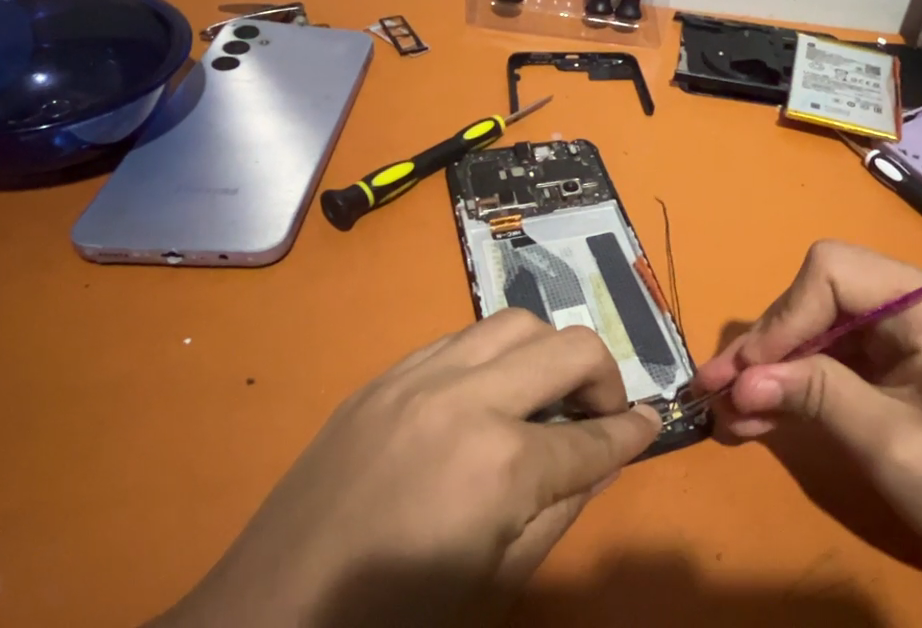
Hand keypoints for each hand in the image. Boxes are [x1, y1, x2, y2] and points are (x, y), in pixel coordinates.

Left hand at [156, 310, 660, 626]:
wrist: (270, 620)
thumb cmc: (396, 620)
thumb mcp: (498, 583)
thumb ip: (563, 509)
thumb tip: (606, 456)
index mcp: (502, 465)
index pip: (595, 436)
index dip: (633, 432)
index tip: (651, 423)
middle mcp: (467, 400)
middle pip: (569, 348)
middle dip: (605, 377)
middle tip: (601, 413)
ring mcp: (418, 378)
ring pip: (515, 323)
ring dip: (547, 353)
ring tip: (544, 396)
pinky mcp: (382, 377)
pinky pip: (459, 339)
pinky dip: (493, 357)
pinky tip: (484, 398)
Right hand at [692, 240, 921, 576]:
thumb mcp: (894, 449)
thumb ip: (819, 400)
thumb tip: (739, 380)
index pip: (833, 271)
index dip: (780, 318)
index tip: (741, 374)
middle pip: (823, 289)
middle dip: (771, 343)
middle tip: (718, 393)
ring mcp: (918, 317)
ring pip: (825, 317)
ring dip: (779, 363)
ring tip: (731, 412)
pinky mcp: (909, 345)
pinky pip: (844, 344)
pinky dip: (806, 376)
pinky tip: (767, 412)